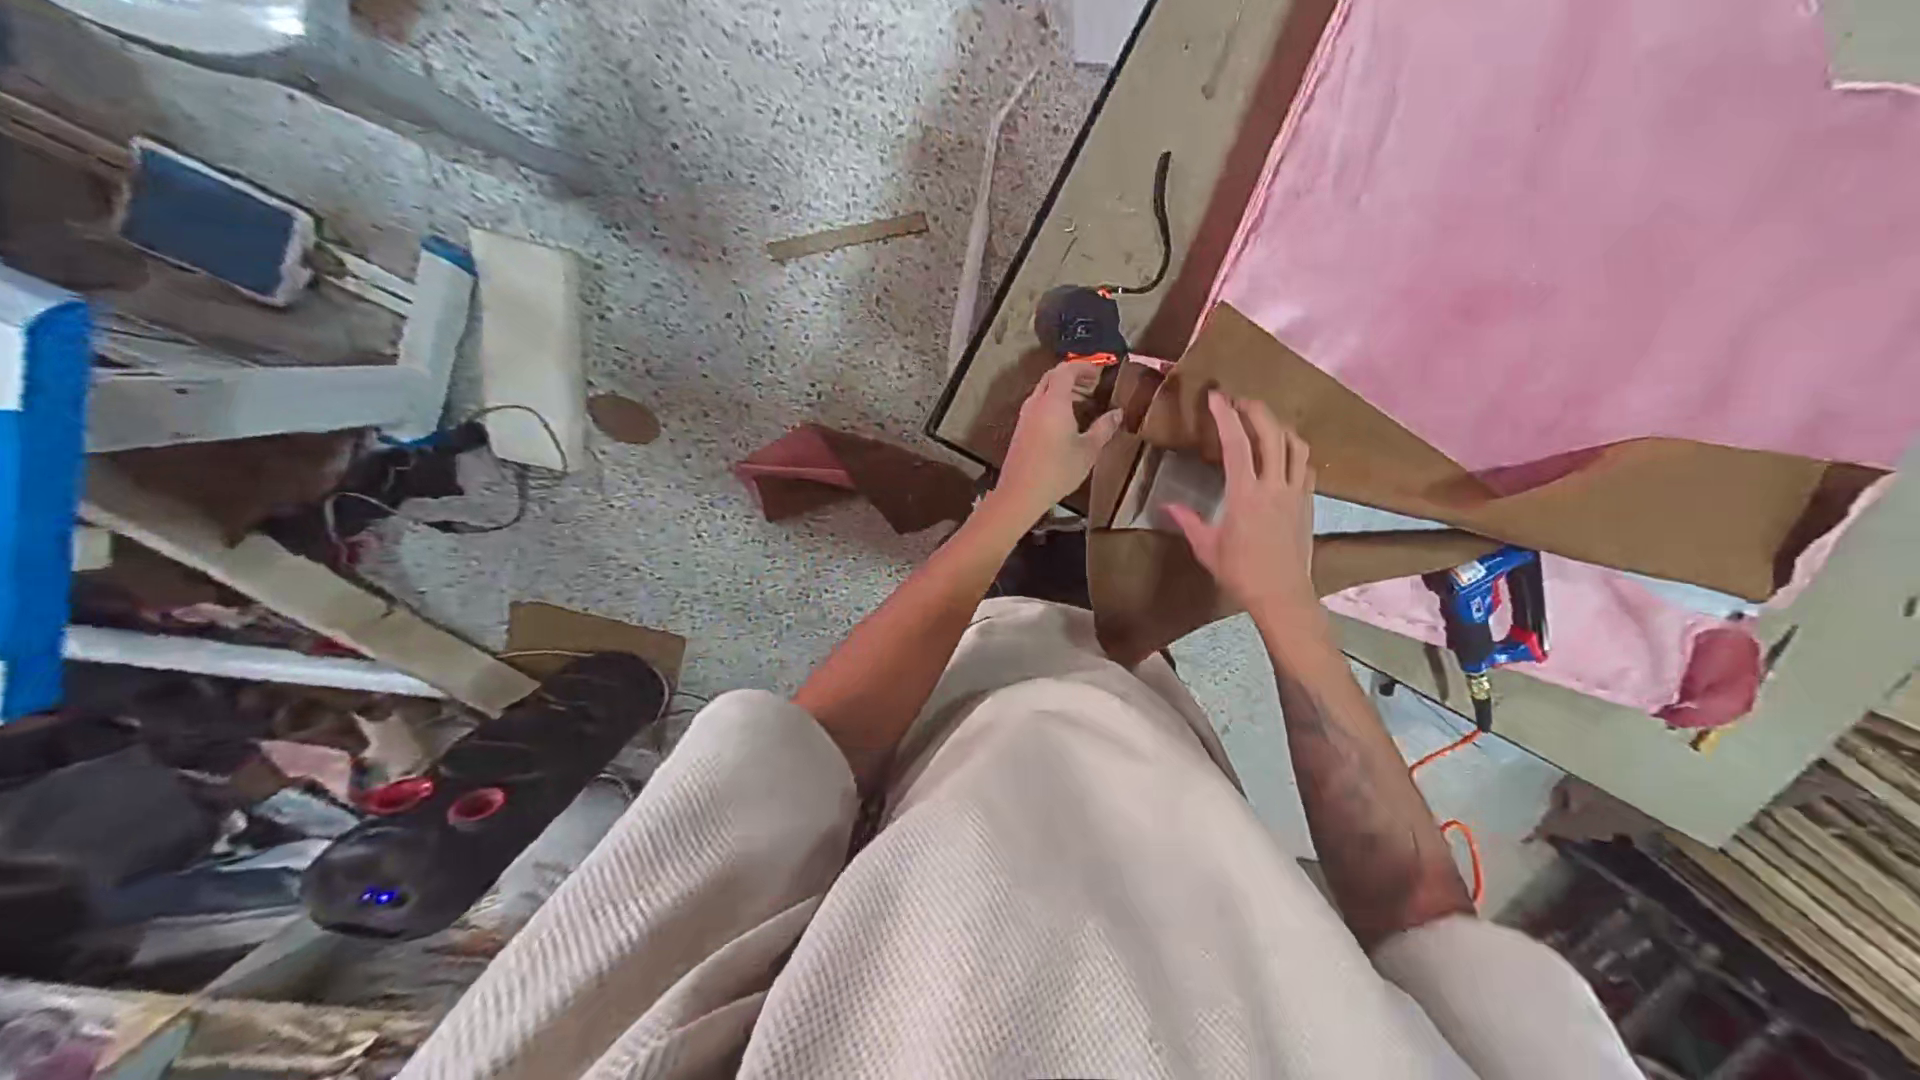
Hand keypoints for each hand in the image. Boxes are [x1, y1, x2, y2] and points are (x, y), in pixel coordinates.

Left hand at [992, 363, 1123, 518]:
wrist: (1020, 493)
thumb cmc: (1057, 471)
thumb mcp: (1088, 450)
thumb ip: (1104, 428)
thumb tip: (1117, 414)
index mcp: (1053, 402)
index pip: (1065, 370)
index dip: (1083, 366)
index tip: (1098, 373)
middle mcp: (1036, 404)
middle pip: (1052, 377)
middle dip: (1073, 376)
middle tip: (1092, 386)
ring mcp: (1025, 417)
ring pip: (1043, 392)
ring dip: (1062, 391)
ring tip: (1082, 403)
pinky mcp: (1020, 430)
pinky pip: (1037, 406)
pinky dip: (1053, 404)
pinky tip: (1066, 422)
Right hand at [1166, 391, 1318, 618]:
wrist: (1282, 594)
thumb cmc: (1240, 573)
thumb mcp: (1207, 547)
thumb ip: (1188, 520)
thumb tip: (1166, 505)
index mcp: (1245, 494)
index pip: (1236, 444)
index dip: (1225, 416)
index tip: (1216, 397)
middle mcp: (1273, 486)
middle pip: (1271, 434)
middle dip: (1256, 410)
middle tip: (1239, 400)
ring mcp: (1295, 493)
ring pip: (1294, 445)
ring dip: (1278, 426)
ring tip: (1263, 420)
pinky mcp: (1307, 502)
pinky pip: (1304, 466)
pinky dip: (1293, 451)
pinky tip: (1283, 452)